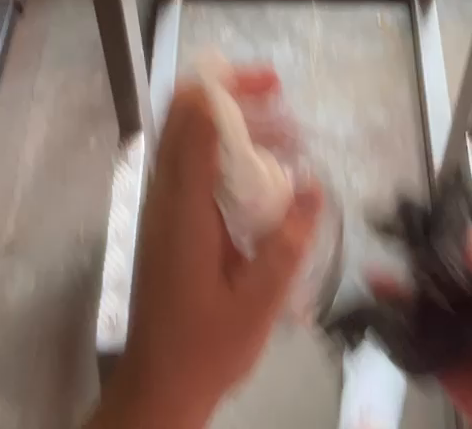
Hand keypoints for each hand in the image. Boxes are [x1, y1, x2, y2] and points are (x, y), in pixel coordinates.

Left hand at [90, 79, 323, 428]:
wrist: (157, 387)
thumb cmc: (206, 346)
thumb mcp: (258, 301)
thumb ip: (288, 242)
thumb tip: (314, 185)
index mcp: (184, 207)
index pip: (193, 122)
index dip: (227, 88)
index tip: (269, 84)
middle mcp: (166, 195)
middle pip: (186, 116)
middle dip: (232, 95)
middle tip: (279, 96)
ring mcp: (163, 206)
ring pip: (188, 138)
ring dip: (232, 124)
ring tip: (286, 135)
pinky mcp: (168, 220)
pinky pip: (192, 165)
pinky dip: (225, 152)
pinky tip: (264, 174)